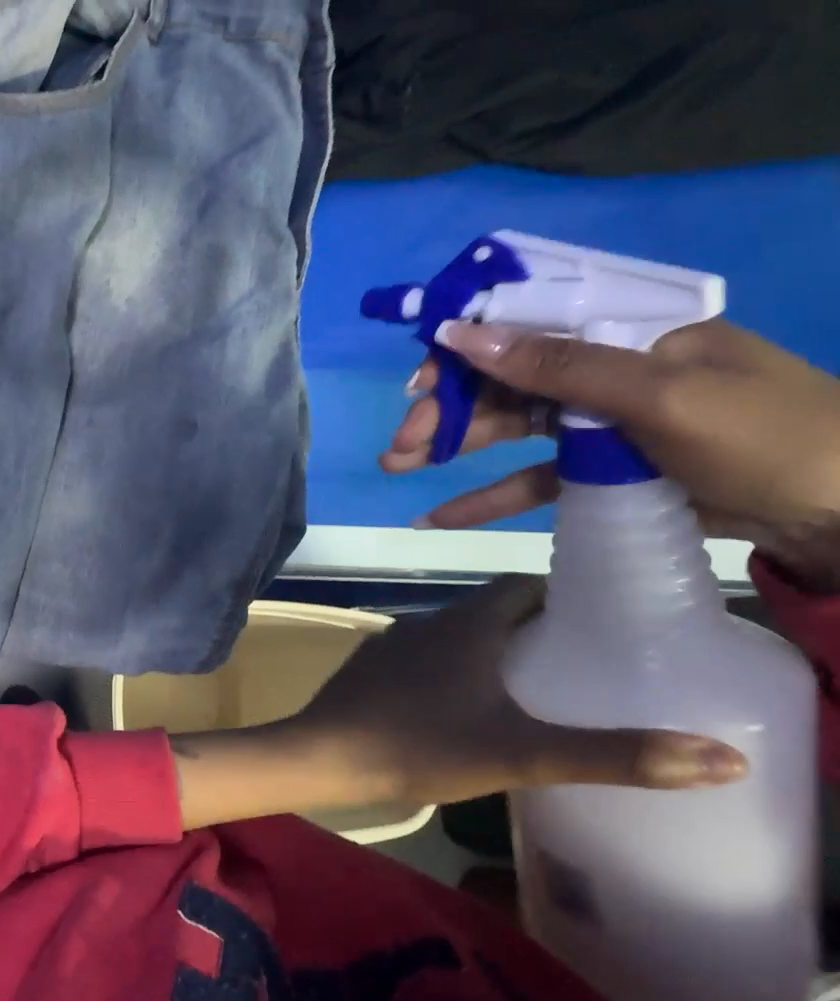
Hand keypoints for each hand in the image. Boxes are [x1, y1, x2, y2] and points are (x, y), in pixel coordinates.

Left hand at [175, 577, 747, 826]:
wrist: (320, 757)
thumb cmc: (420, 745)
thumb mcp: (525, 754)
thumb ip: (617, 754)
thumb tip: (725, 758)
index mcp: (465, 624)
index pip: (523, 586)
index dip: (564, 597)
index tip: (604, 622)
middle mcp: (425, 622)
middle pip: (490, 610)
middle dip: (535, 628)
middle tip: (582, 660)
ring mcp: (389, 645)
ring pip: (454, 635)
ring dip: (491, 651)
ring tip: (533, 685)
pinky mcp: (367, 670)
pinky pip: (422, 659)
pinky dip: (452, 671)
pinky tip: (466, 706)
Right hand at [381, 318, 839, 591]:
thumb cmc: (766, 438)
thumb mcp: (661, 395)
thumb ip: (559, 367)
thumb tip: (464, 332)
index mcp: (632, 331)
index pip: (528, 324)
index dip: (465, 346)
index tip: (416, 380)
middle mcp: (610, 368)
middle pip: (507, 380)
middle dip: (446, 408)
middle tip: (400, 445)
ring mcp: (605, 419)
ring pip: (509, 425)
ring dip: (451, 445)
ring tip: (397, 467)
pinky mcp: (604, 467)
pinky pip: (531, 476)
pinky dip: (486, 494)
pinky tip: (439, 513)